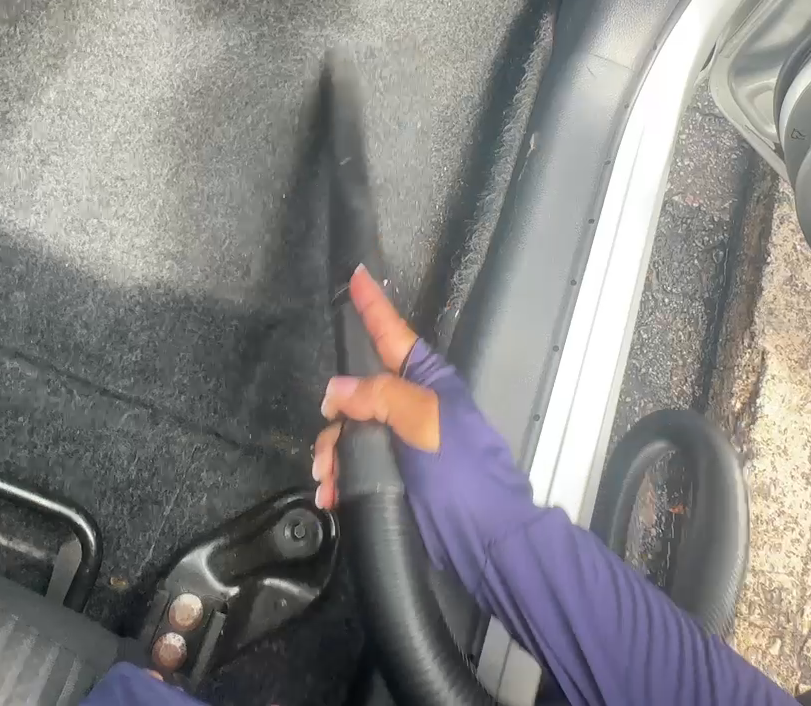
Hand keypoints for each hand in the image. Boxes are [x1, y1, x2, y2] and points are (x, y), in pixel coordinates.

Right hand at [310, 267, 441, 508]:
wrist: (483, 535)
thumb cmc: (460, 468)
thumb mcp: (423, 420)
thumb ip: (378, 396)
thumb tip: (336, 391)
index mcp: (424, 378)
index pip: (391, 332)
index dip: (372, 304)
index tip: (356, 274)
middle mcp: (409, 403)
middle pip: (357, 390)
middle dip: (336, 416)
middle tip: (326, 446)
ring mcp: (400, 439)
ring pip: (350, 431)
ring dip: (333, 453)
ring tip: (328, 479)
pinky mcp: (393, 473)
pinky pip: (355, 464)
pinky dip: (339, 478)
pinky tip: (332, 493)